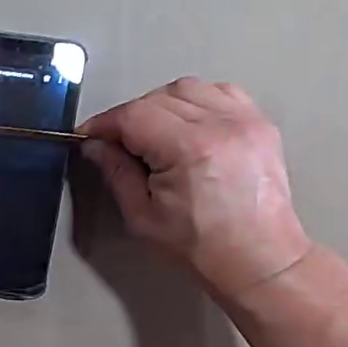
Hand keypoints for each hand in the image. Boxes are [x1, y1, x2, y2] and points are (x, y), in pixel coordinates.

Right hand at [77, 77, 312, 297]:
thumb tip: (95, 146)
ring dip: (159, 104)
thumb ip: (116, 173)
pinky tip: (183, 124)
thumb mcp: (141, 215)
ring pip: (187, 88)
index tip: (88, 136)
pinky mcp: (259, 124)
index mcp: (190, 150)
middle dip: (128, 117)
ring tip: (151, 133)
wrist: (258, 257)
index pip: (133, 115)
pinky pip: (219, 92)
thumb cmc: (202, 245)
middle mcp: (221, 126)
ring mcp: (245, 122)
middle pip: (157, 98)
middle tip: (116, 143)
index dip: (103, 124)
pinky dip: (194, 101)